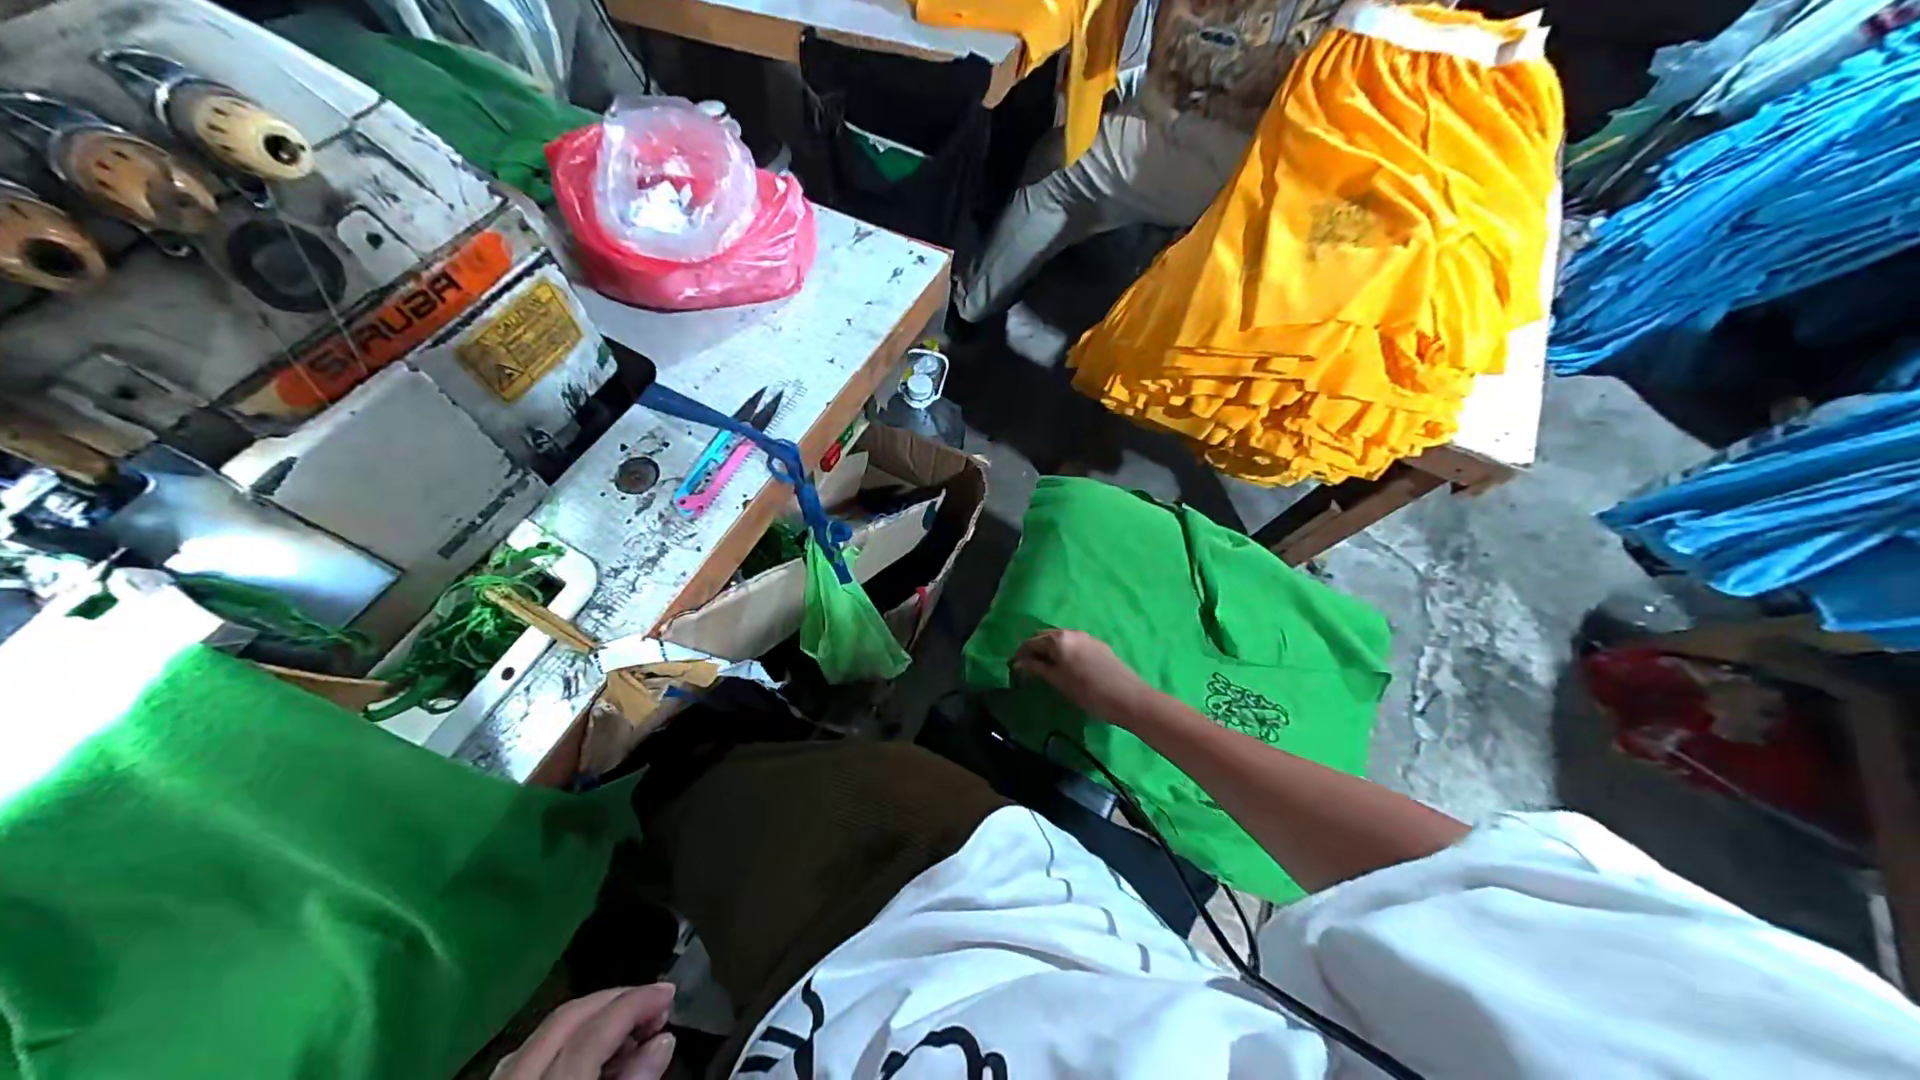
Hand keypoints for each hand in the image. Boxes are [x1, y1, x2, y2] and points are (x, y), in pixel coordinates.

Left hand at [493, 984, 675, 1079]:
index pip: (593, 1032)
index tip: (670, 992)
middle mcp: (514, 1077)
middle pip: (565, 1019)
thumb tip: (663, 1040)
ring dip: (591, 1016)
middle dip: (615, 999)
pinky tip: (585, 1048)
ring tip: (628, 1025)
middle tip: (655, 1002)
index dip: (637, 1003)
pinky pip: (524, 1053)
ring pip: (542, 1031)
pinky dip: (562, 1039)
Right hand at [1012, 628, 1153, 720]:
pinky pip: (1074, 644)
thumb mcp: (1058, 681)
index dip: (1020, 654)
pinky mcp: (1098, 645)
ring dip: (1050, 650)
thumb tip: (1019, 663)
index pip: (1031, 642)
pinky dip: (1064, 652)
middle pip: (1045, 637)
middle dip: (1034, 649)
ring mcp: (1087, 637)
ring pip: (1060, 640)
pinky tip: (1066, 667)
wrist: (1127, 697)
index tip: (1014, 667)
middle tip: (1028, 668)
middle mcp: (1071, 632)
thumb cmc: (1087, 691)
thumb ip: (1037, 668)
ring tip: (1046, 668)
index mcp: (1058, 639)